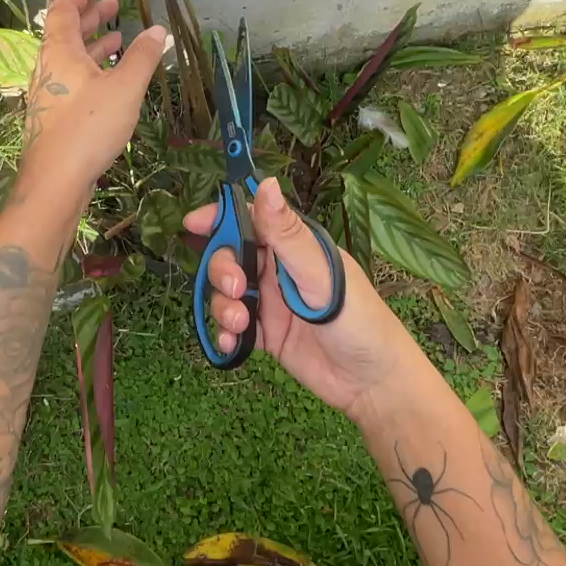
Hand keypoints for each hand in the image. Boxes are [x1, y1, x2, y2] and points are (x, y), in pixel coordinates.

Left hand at [15, 0, 168, 206]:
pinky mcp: (55, 115)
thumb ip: (142, 58)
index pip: (62, 9)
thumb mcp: (124, 88)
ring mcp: (49, 93)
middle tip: (112, 4)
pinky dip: (91, 69)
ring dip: (92, 43)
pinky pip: (73, 79)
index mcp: (59, 52)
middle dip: (90, 15)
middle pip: (65, 32)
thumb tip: (158, 31)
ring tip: (117, 36)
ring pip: (70, 58)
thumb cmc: (88, 127)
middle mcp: (49, 67)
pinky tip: (110, 78)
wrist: (55, 180)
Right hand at [186, 177, 426, 422]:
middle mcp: (278, 269)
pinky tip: (231, 345)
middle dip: (221, 270)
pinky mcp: (266, 333)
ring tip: (239, 325)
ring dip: (223, 305)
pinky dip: (225, 333)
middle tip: (234, 289)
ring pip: (226, 292)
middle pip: (230, 256)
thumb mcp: (319, 274)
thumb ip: (286, 234)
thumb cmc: (357, 318)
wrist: (372, 383)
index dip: (219, 218)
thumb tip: (266, 182)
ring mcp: (270, 302)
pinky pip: (233, 326)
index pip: (249, 220)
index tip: (193, 223)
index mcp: (294, 245)